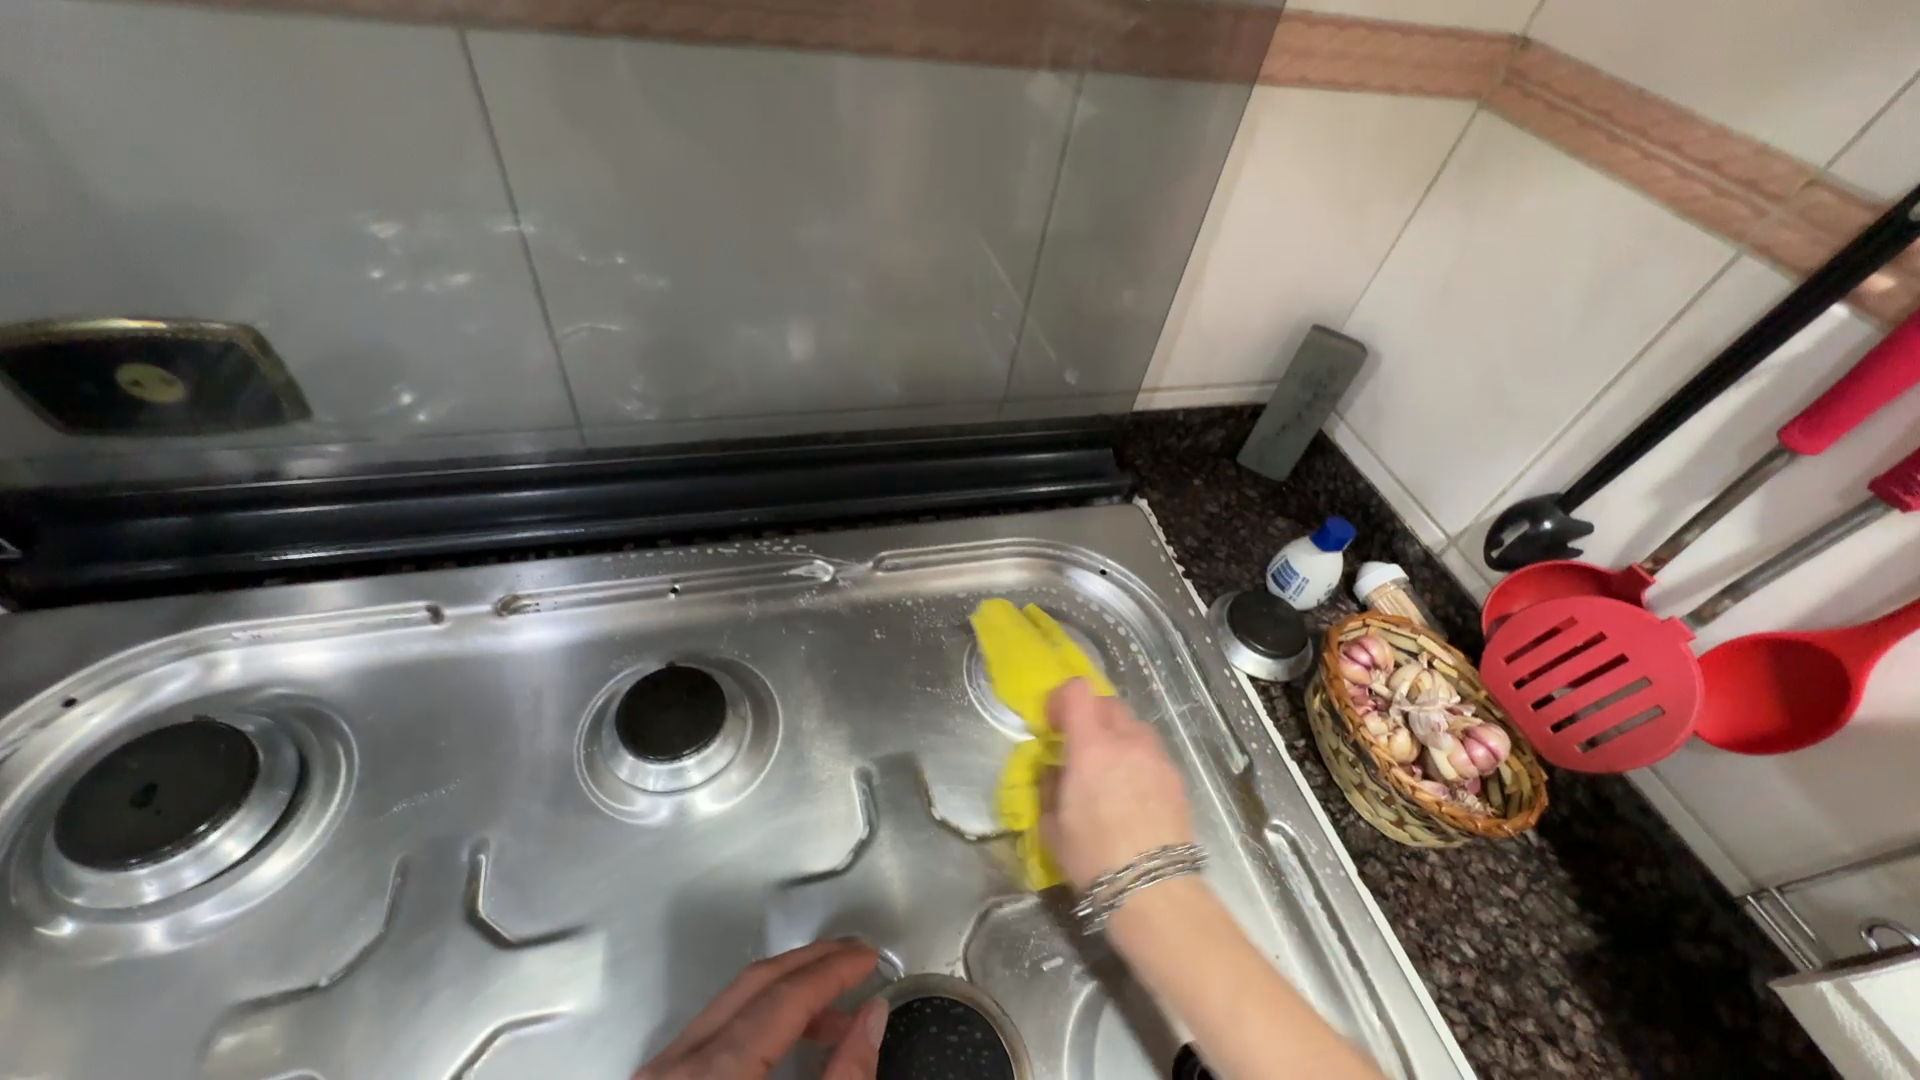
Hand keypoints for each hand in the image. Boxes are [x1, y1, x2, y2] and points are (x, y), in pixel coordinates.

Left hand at [634, 940, 888, 1079]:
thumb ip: (845, 1074)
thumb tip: (872, 1016)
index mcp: (714, 1074)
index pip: (785, 997)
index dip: (834, 969)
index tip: (868, 957)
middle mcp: (676, 1066)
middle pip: (754, 984)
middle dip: (812, 962)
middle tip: (855, 955)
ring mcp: (658, 1075)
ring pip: (731, 1003)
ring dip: (787, 991)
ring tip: (835, 1006)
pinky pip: (713, 1029)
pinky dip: (758, 1019)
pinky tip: (789, 1035)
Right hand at [1040, 679, 1195, 891]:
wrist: (1153, 890)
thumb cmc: (1093, 859)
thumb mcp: (1051, 826)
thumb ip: (1049, 787)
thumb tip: (1055, 771)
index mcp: (1090, 748)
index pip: (1077, 691)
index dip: (1060, 699)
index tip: (1052, 724)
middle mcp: (1127, 742)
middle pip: (1108, 703)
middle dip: (1090, 717)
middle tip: (1079, 747)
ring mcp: (1157, 758)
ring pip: (1134, 726)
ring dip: (1117, 736)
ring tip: (1109, 769)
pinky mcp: (1176, 778)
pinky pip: (1152, 752)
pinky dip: (1137, 759)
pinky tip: (1132, 792)